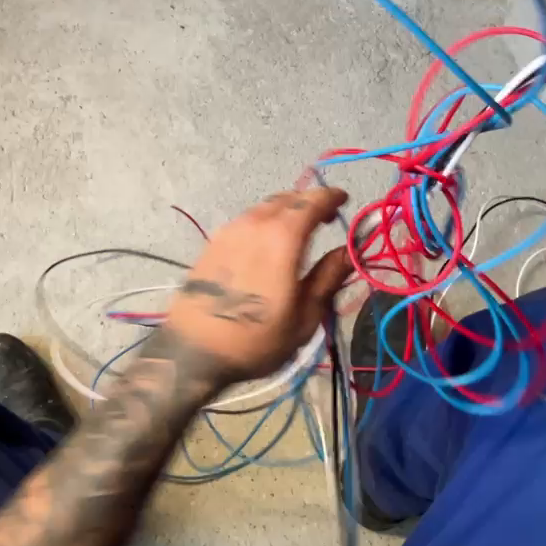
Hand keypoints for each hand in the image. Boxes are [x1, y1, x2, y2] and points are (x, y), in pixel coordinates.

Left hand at [162, 188, 350, 385]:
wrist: (195, 348)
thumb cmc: (257, 338)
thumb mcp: (304, 316)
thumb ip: (328, 277)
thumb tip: (350, 252)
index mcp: (282, 238)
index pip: (311, 202)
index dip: (330, 197)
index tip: (344, 199)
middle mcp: (255, 224)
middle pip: (288, 199)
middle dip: (310, 202)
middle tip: (327, 217)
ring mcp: (230, 229)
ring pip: (265, 206)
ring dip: (287, 210)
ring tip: (299, 229)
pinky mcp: (214, 240)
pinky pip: (248, 218)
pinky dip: (266, 220)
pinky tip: (269, 241)